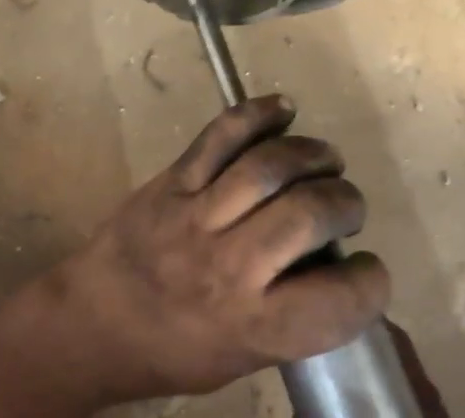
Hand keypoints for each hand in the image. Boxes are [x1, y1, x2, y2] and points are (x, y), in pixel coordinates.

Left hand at [39, 94, 389, 404]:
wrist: (94, 321)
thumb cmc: (175, 349)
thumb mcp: (244, 355)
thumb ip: (294, 316)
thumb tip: (339, 267)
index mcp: (254, 326)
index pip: (338, 301)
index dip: (371, 282)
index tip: (368, 268)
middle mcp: (229, 267)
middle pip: (308, 213)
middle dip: (344, 201)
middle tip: (345, 204)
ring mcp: (197, 214)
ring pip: (269, 166)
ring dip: (311, 155)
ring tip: (325, 160)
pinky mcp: (174, 178)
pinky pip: (222, 134)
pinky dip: (258, 114)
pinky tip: (283, 109)